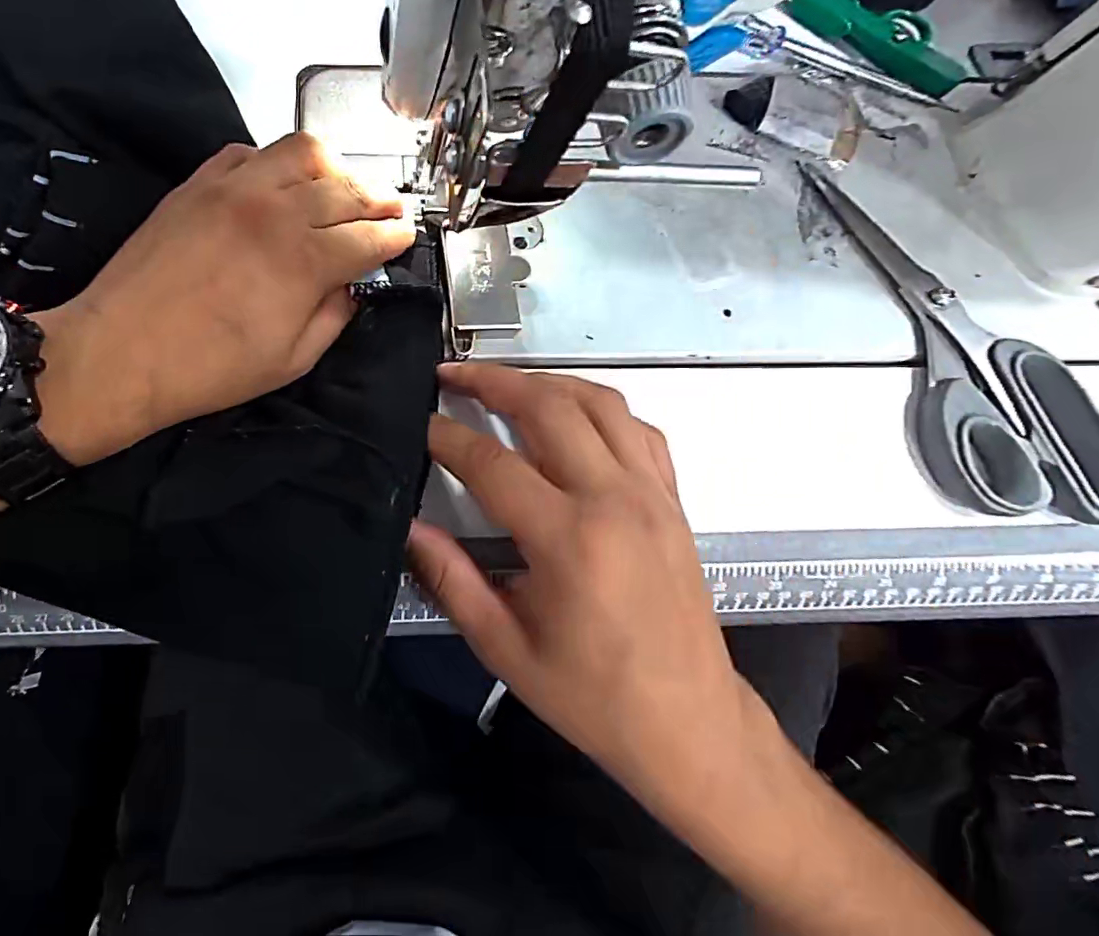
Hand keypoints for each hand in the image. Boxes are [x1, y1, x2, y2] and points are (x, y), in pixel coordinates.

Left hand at [30, 133, 414, 463]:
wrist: (121, 352)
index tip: (404, 237)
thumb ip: (334, 316)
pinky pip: (250, 152)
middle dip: (376, 200)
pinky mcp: (199, 182)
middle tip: (386, 211)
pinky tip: (279, 185)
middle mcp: (276, 210)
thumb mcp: (292, 360)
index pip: (369, 235)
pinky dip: (276, 163)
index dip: (395, 237)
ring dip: (334, 168)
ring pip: (303, 152)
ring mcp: (235, 187)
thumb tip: (352, 287)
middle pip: (346, 189)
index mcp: (304, 260)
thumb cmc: (208, 368)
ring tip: (340, 188)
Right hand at [407, 363, 763, 800]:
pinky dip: (600, 408)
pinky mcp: (673, 500)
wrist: (689, 724)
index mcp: (568, 539)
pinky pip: (639, 430)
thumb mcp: (505, 648)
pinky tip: (573, 416)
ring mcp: (652, 494)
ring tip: (505, 382)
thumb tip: (409, 528)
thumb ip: (451, 580)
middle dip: (493, 381)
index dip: (447, 436)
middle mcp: (614, 500)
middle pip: (549, 407)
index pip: (492, 463)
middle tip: (452, 374)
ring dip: (547, 381)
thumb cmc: (592, 695)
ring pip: (600, 403)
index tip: (419, 422)